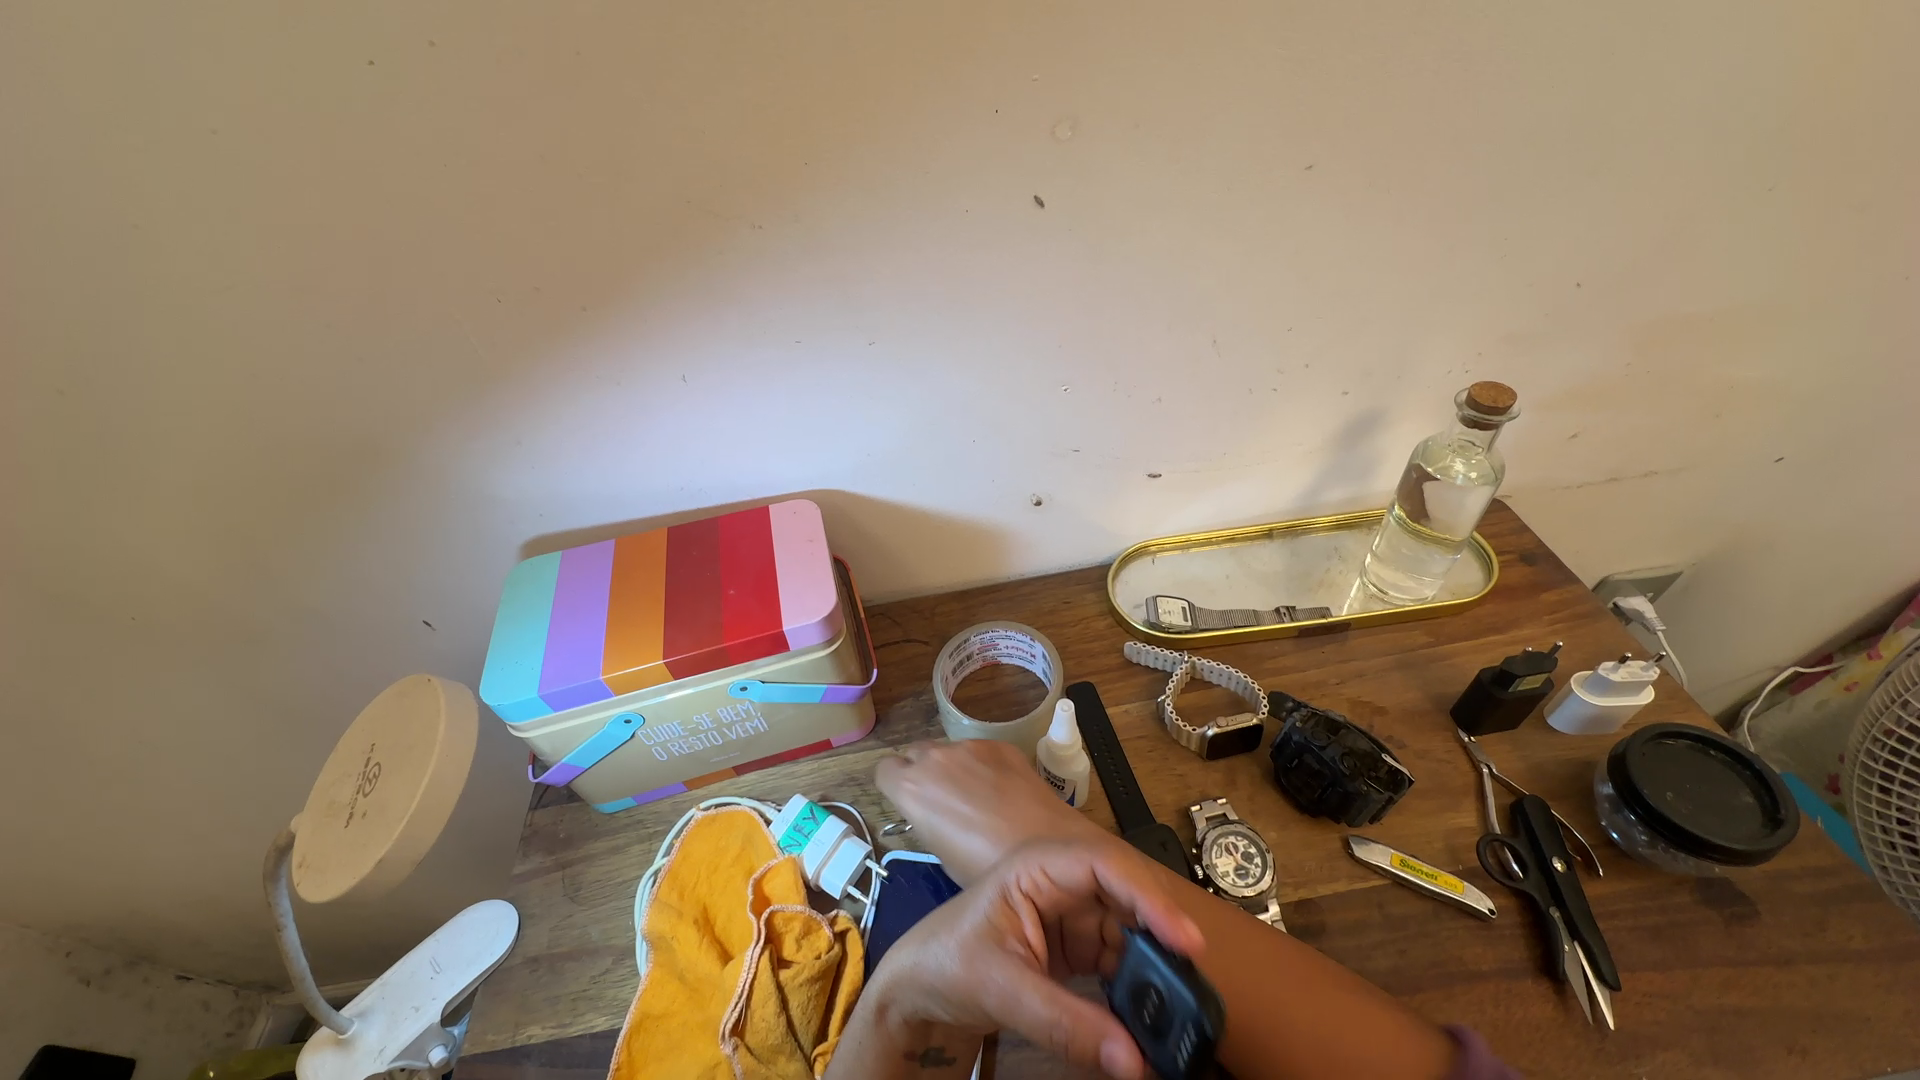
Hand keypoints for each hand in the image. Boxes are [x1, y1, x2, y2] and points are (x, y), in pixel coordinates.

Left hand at [868, 839, 1204, 1079]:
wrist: (922, 985)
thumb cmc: (949, 962)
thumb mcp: (1002, 989)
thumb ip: (1065, 1023)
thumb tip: (1134, 1060)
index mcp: (1039, 866)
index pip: (1104, 865)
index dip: (1148, 896)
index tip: (1186, 940)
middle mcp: (1063, 882)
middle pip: (1127, 897)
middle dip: (1160, 936)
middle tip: (1194, 984)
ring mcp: (1073, 914)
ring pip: (1130, 931)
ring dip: (1154, 967)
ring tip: (1180, 1008)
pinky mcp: (1077, 946)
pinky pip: (1120, 960)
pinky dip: (1138, 986)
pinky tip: (1151, 1014)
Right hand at [877, 739, 1115, 883]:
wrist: (1046, 848)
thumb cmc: (986, 868)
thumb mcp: (943, 856)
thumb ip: (928, 823)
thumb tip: (936, 815)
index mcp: (912, 789)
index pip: (883, 770)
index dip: (895, 786)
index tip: (911, 805)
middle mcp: (935, 758)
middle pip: (914, 754)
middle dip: (922, 772)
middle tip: (945, 802)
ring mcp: (970, 747)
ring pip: (948, 750)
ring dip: (953, 768)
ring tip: (979, 799)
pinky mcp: (1000, 744)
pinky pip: (979, 750)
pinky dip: (983, 765)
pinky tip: (1004, 791)